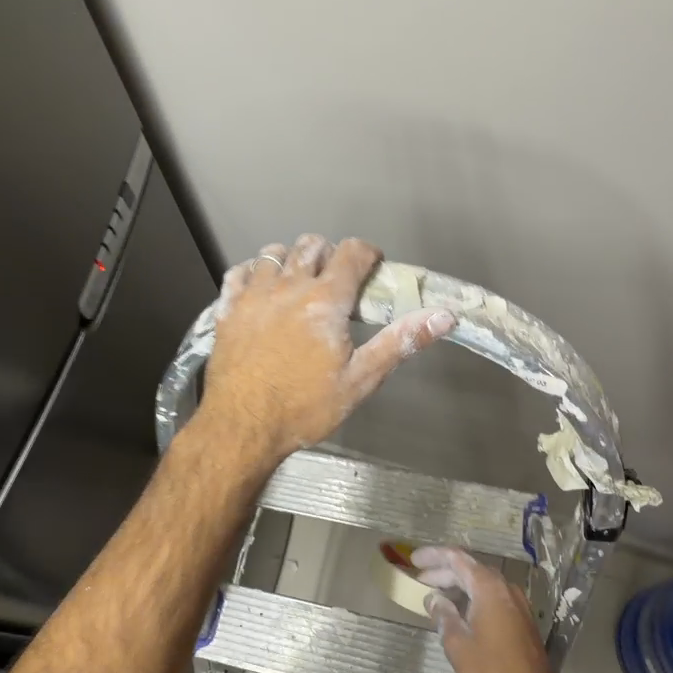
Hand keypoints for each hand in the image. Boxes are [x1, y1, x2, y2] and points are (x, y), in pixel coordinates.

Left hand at [196, 234, 454, 468]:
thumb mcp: (361, 379)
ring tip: (300, 282)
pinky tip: (262, 288)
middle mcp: (289, 286)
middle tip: (338, 280)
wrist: (242, 427)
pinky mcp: (228, 309)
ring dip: (292, 259)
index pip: (352, 252)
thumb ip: (399, 341)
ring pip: (275, 252)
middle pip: (313, 245)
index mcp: (326, 300)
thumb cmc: (304, 407)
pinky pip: (240, 271)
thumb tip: (443, 315)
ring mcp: (254, 295)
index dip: (368, 253)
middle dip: (330, 254)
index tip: (373, 268)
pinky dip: (254, 271)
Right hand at [413, 546, 564, 672]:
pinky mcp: (521, 619)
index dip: (434, 555)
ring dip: (458, 586)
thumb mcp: (458, 644)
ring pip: (482, 584)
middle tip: (420, 580)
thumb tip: (434, 598)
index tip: (414, 559)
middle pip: (470, 569)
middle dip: (443, 572)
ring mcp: (517, 603)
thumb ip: (443, 615)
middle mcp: (505, 588)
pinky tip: (458, 611)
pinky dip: (472, 597)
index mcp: (489, 588)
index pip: (457, 558)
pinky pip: (492, 597)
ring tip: (435, 595)